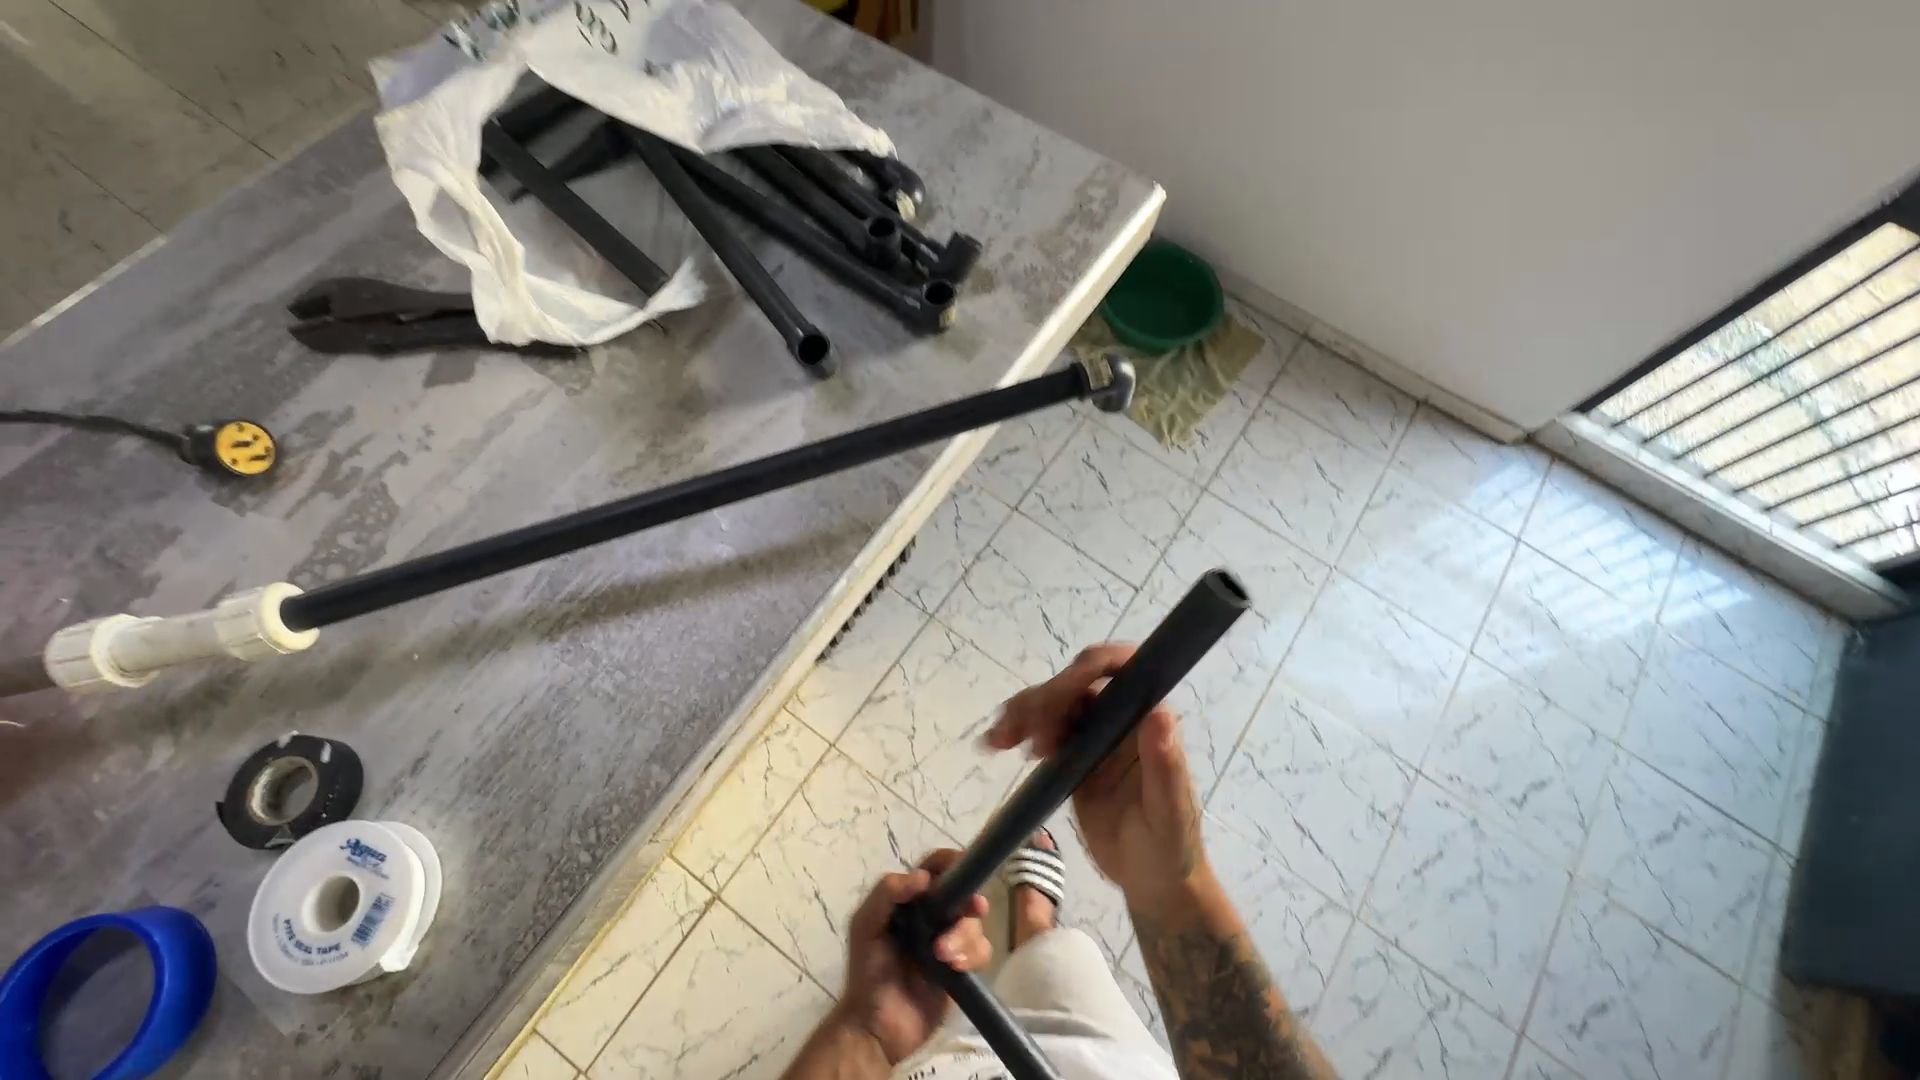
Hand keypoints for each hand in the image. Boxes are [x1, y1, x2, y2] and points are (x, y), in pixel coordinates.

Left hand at [837, 849, 991, 1064]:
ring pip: (973, 924)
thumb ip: (886, 894)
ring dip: (963, 936)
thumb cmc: (867, 971)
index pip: (936, 868)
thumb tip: (923, 876)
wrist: (876, 1026)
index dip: (952, 861)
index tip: (964, 864)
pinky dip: (972, 955)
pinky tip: (954, 967)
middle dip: (969, 901)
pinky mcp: (961, 967)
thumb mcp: (865, 925)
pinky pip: (981, 952)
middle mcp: (933, 915)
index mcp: (911, 900)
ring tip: (943, 956)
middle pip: (962, 895)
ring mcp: (949, 941)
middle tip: (974, 908)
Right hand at [986, 645, 1207, 918]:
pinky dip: (1017, 729)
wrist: (1152, 882)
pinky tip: (996, 742)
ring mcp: (1095, 735)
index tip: (1059, 692)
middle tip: (1024, 737)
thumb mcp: (1169, 809)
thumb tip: (1159, 713)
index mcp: (1148, 721)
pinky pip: (1042, 729)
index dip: (1087, 669)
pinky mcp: (1072, 756)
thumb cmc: (1171, 846)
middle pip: (1077, 683)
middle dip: (1046, 699)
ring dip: (1024, 711)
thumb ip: (1165, 764)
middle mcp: (1121, 718)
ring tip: (999, 739)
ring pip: (1054, 702)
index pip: (1120, 670)